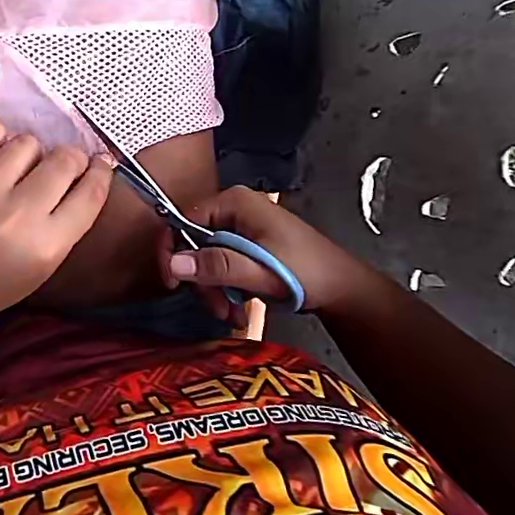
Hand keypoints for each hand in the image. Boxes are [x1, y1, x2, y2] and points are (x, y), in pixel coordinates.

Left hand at [0, 120, 113, 326]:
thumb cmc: (3, 278)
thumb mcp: (50, 260)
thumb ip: (73, 218)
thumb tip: (94, 168)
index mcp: (47, 244)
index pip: (91, 192)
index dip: (101, 172)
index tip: (100, 165)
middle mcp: (17, 215)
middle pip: (64, 161)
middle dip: (72, 160)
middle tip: (62, 169)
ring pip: (27, 143)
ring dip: (33, 152)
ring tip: (24, 169)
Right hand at [156, 186, 388, 320]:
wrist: (342, 288)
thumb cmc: (306, 273)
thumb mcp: (259, 272)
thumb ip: (217, 266)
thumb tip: (173, 263)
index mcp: (235, 202)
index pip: (183, 220)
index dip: (173, 251)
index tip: (173, 285)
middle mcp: (235, 209)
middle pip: (195, 242)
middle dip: (202, 280)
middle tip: (218, 308)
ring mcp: (243, 227)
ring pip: (208, 258)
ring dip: (215, 289)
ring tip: (233, 313)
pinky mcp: (250, 245)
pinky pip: (224, 264)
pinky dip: (227, 287)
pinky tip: (239, 307)